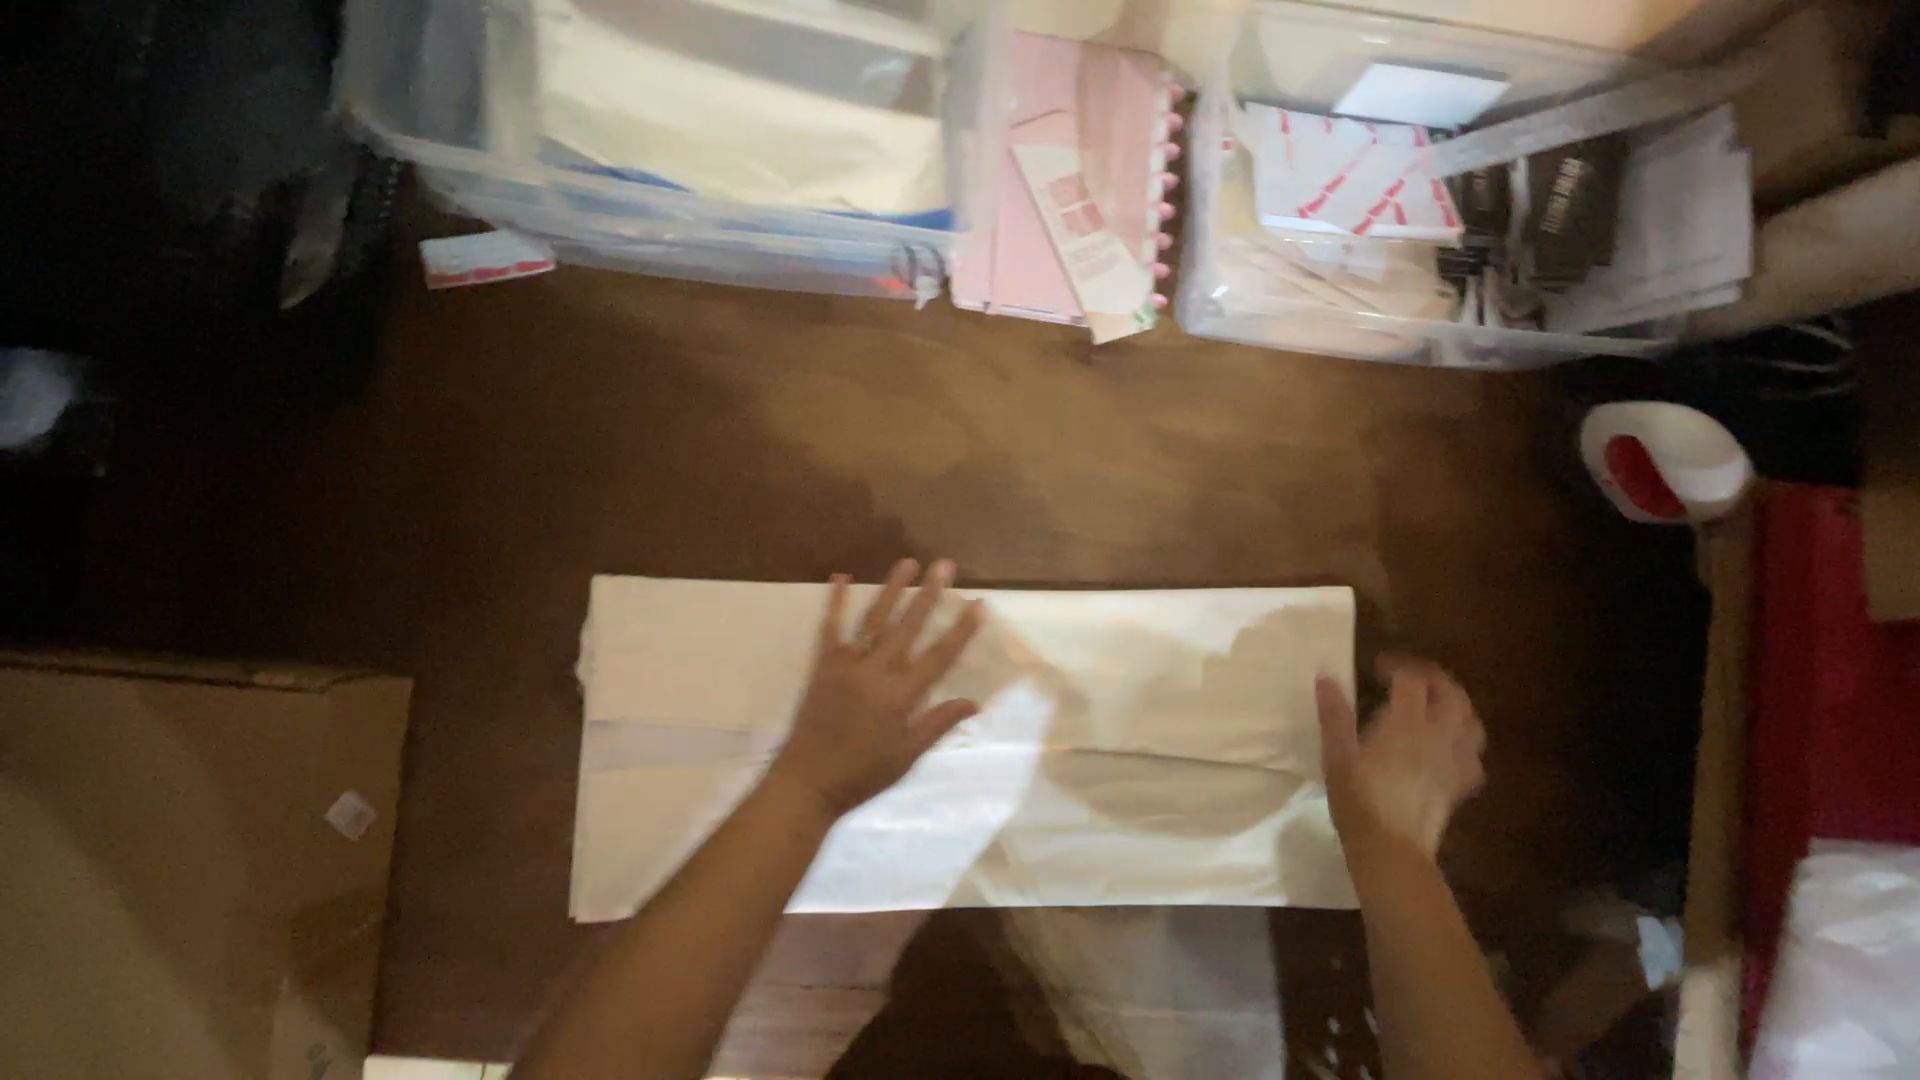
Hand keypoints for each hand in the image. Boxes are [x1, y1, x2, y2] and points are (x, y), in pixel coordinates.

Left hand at [767, 558, 985, 819]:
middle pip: (908, 626)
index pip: (939, 656)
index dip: (961, 630)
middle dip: (929, 594)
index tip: (978, 603)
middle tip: (944, 565)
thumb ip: (938, 724)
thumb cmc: (863, 774)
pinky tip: (841, 577)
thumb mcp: (907, 756)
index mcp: (901, 696)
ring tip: (907, 562)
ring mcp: (847, 665)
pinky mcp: (822, 665)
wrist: (807, 782)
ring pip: (874, 620)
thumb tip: (974, 702)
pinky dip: (835, 602)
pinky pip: (830, 628)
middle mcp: (876, 672)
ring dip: (891, 589)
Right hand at [1316, 654, 1485, 862]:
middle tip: (1406, 677)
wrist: (1391, 850)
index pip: (1412, 679)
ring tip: (1432, 704)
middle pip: (1451, 692)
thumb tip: (1325, 678)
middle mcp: (1439, 736)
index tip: (1375, 666)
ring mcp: (1456, 760)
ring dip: (1454, 703)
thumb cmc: (1358, 800)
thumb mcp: (1336, 756)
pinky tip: (1448, 746)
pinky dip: (1464, 740)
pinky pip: (1474, 753)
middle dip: (1431, 677)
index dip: (1396, 666)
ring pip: (1470, 719)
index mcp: (1406, 724)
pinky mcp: (1461, 784)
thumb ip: (1334, 715)